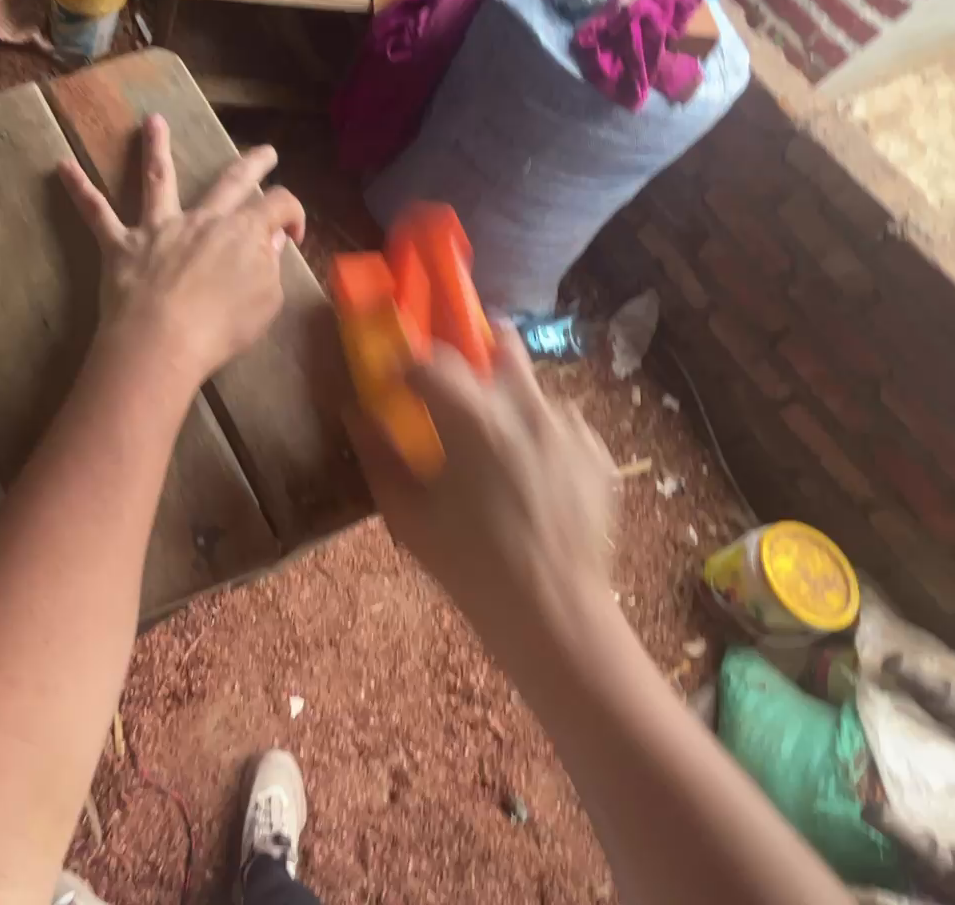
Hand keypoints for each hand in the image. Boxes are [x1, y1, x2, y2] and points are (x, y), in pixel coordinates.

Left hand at [58, 114, 304, 388]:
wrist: (162, 341)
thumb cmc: (220, 329)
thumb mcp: (265, 302)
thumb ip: (269, 266)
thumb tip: (271, 240)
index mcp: (242, 232)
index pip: (278, 206)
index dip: (292, 215)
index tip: (292, 237)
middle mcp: (201, 219)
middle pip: (230, 181)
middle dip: (252, 164)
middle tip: (265, 152)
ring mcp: (159, 229)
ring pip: (158, 179)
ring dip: (157, 148)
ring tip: (154, 122)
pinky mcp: (121, 246)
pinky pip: (96, 213)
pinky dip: (79, 189)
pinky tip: (62, 167)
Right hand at [348, 332, 616, 635]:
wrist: (552, 611)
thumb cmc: (467, 563)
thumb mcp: (405, 513)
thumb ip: (377, 454)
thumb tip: (357, 414)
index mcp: (473, 419)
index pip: (432, 360)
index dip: (406, 364)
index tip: (394, 381)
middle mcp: (527, 410)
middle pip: (502, 344)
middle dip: (475, 351)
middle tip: (456, 384)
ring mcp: (569, 431)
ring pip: (534, 390)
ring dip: (508, 402)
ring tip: (496, 446)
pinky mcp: (598, 456)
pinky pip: (562, 426)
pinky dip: (541, 437)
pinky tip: (530, 476)